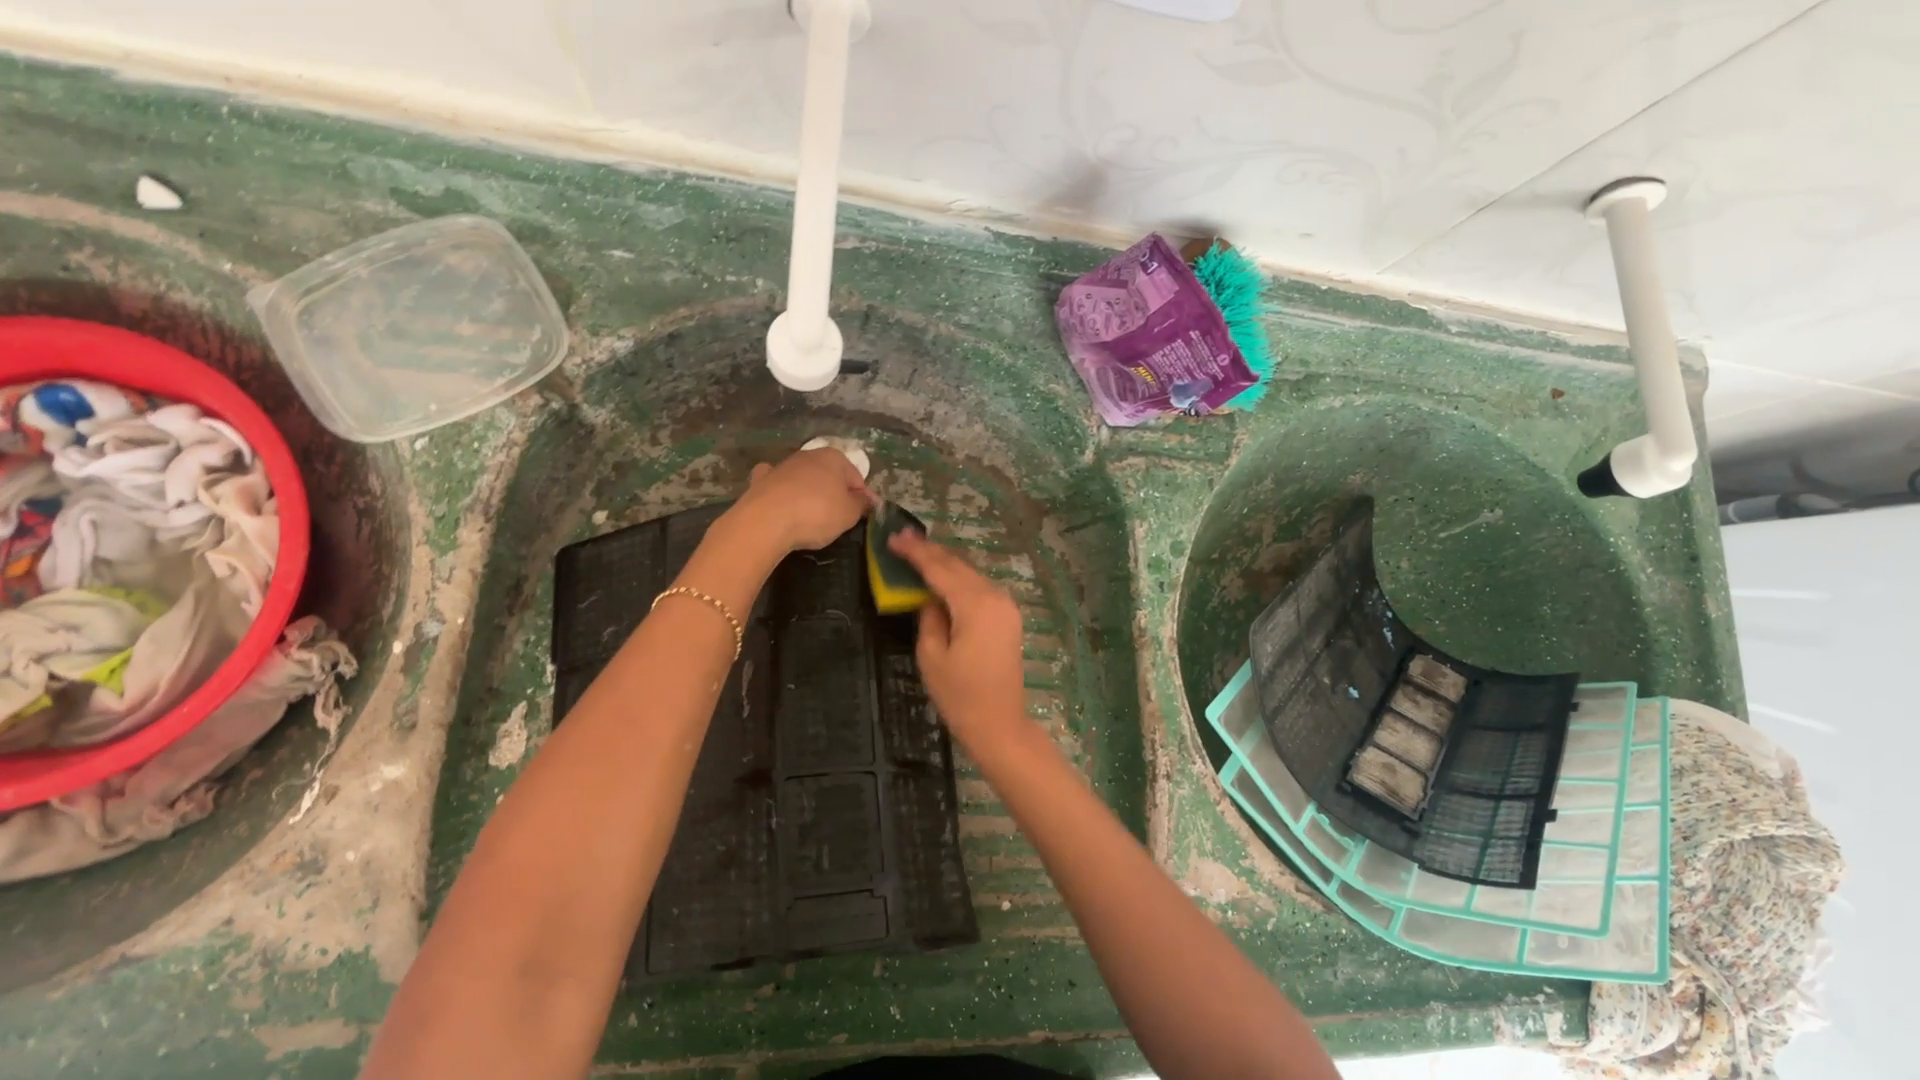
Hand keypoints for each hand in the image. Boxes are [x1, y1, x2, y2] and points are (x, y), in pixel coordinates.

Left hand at [729, 447, 871, 553]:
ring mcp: (783, 465)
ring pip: (803, 478)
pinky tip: (780, 502)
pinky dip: (780, 490)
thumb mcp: (849, 514)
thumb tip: (870, 500)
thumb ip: (862, 505)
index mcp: (834, 457)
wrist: (766, 521)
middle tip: (836, 520)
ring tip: (808, 519)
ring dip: (808, 493)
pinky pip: (777, 483)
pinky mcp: (761, 480)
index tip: (860, 517)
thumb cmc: (817, 513)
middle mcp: (808, 455)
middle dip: (834, 494)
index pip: (857, 478)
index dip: (861, 498)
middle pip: (829, 476)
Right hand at [888, 532, 1027, 745]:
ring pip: (971, 573)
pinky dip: (959, 578)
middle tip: (901, 539)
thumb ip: (928, 616)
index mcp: (975, 604)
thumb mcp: (931, 655)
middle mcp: (996, 596)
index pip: (940, 568)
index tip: (893, 538)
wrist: (999, 724)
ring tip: (917, 552)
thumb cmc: (960, 695)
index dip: (915, 552)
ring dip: (945, 563)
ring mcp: (1006, 605)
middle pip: (958, 565)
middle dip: (930, 551)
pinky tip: (942, 575)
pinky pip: (980, 587)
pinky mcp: (1008, 617)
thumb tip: (929, 596)